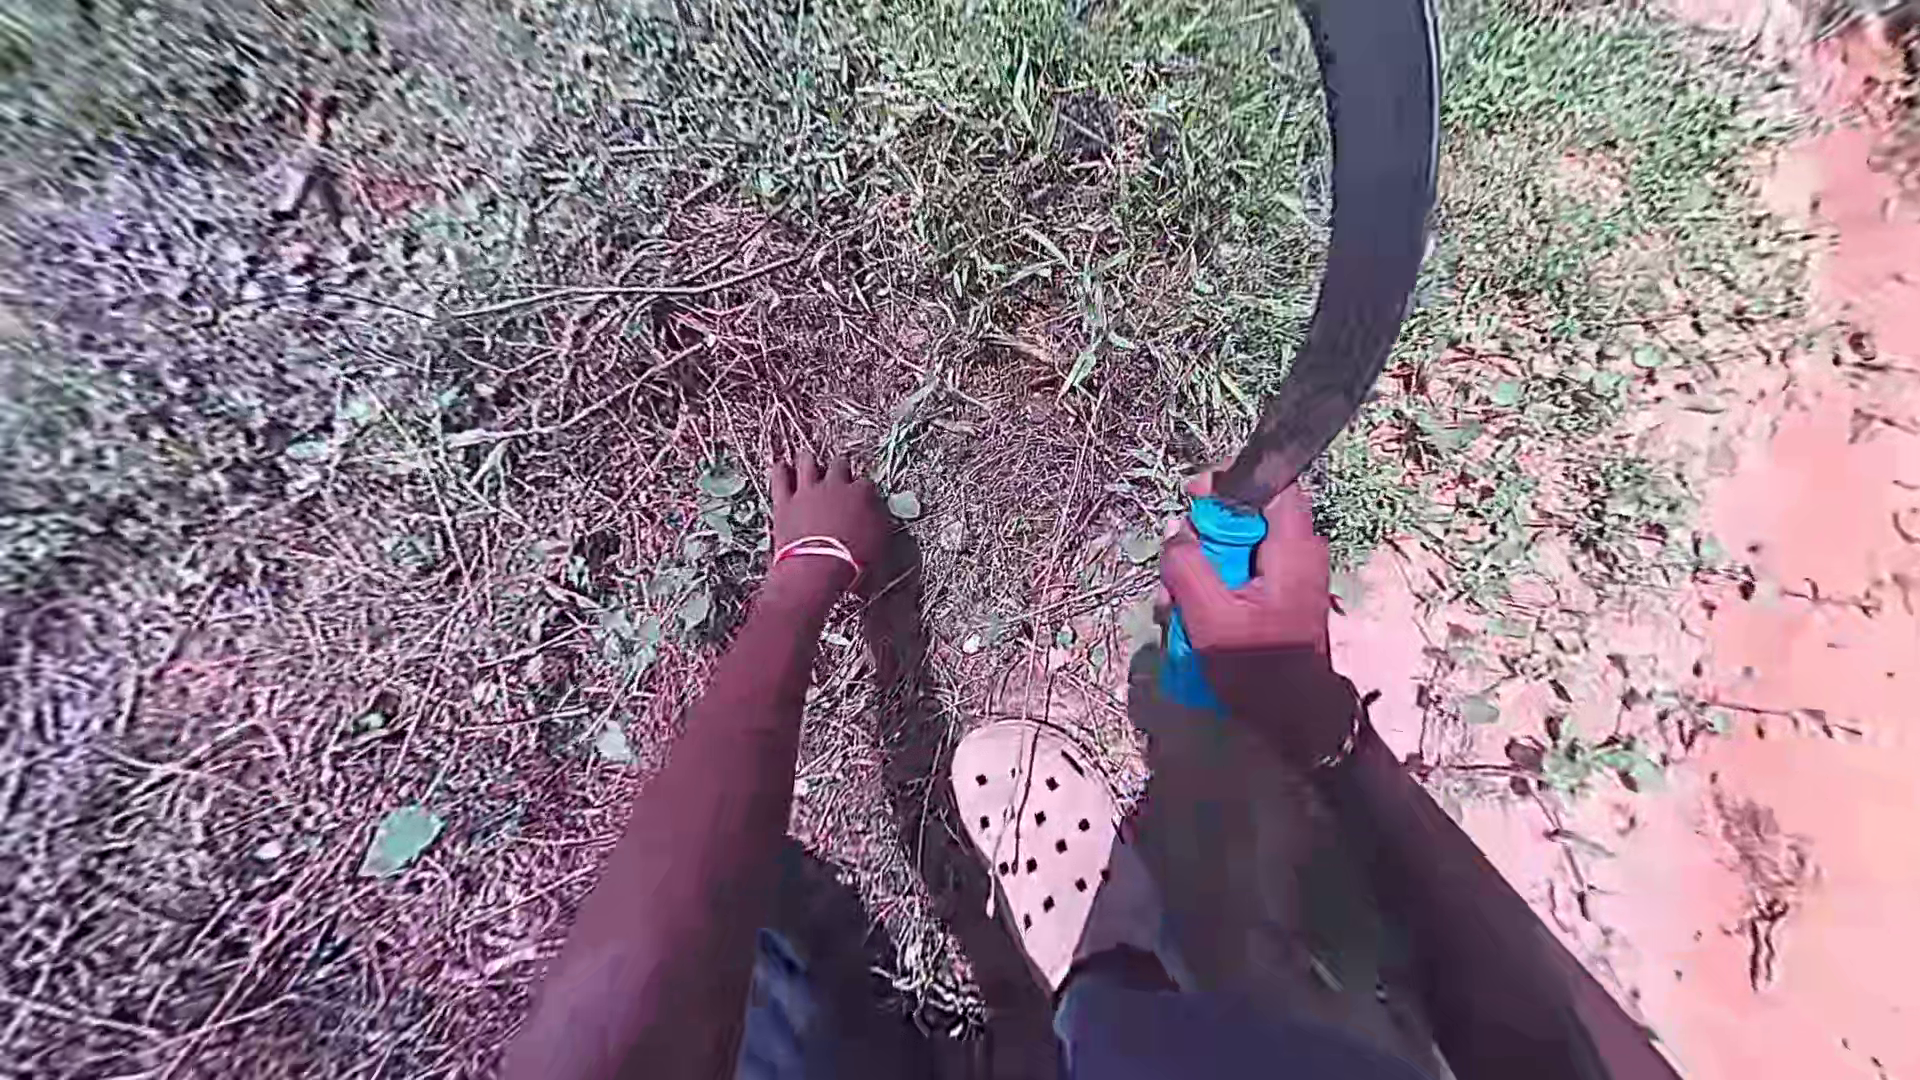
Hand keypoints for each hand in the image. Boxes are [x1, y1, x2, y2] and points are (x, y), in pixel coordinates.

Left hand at [768, 450, 890, 595]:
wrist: (816, 571)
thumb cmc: (851, 563)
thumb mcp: (878, 545)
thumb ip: (878, 524)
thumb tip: (879, 518)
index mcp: (861, 495)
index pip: (867, 483)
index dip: (865, 490)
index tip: (865, 497)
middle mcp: (835, 487)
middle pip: (839, 465)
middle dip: (841, 468)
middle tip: (840, 473)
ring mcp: (808, 492)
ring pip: (808, 462)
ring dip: (810, 461)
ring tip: (810, 460)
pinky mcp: (785, 502)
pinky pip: (780, 478)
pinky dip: (781, 470)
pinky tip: (782, 466)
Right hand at [1159, 477, 1355, 764]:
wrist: (1295, 717)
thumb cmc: (1257, 665)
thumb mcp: (1209, 615)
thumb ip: (1186, 566)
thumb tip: (1174, 531)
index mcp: (1291, 548)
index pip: (1270, 484)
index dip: (1228, 481)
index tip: (1191, 496)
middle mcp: (1297, 552)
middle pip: (1244, 517)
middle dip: (1202, 536)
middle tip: (1175, 563)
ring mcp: (1288, 574)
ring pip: (1236, 546)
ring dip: (1201, 566)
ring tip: (1176, 600)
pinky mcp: (1277, 594)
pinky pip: (1239, 571)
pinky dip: (1212, 584)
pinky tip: (1191, 614)